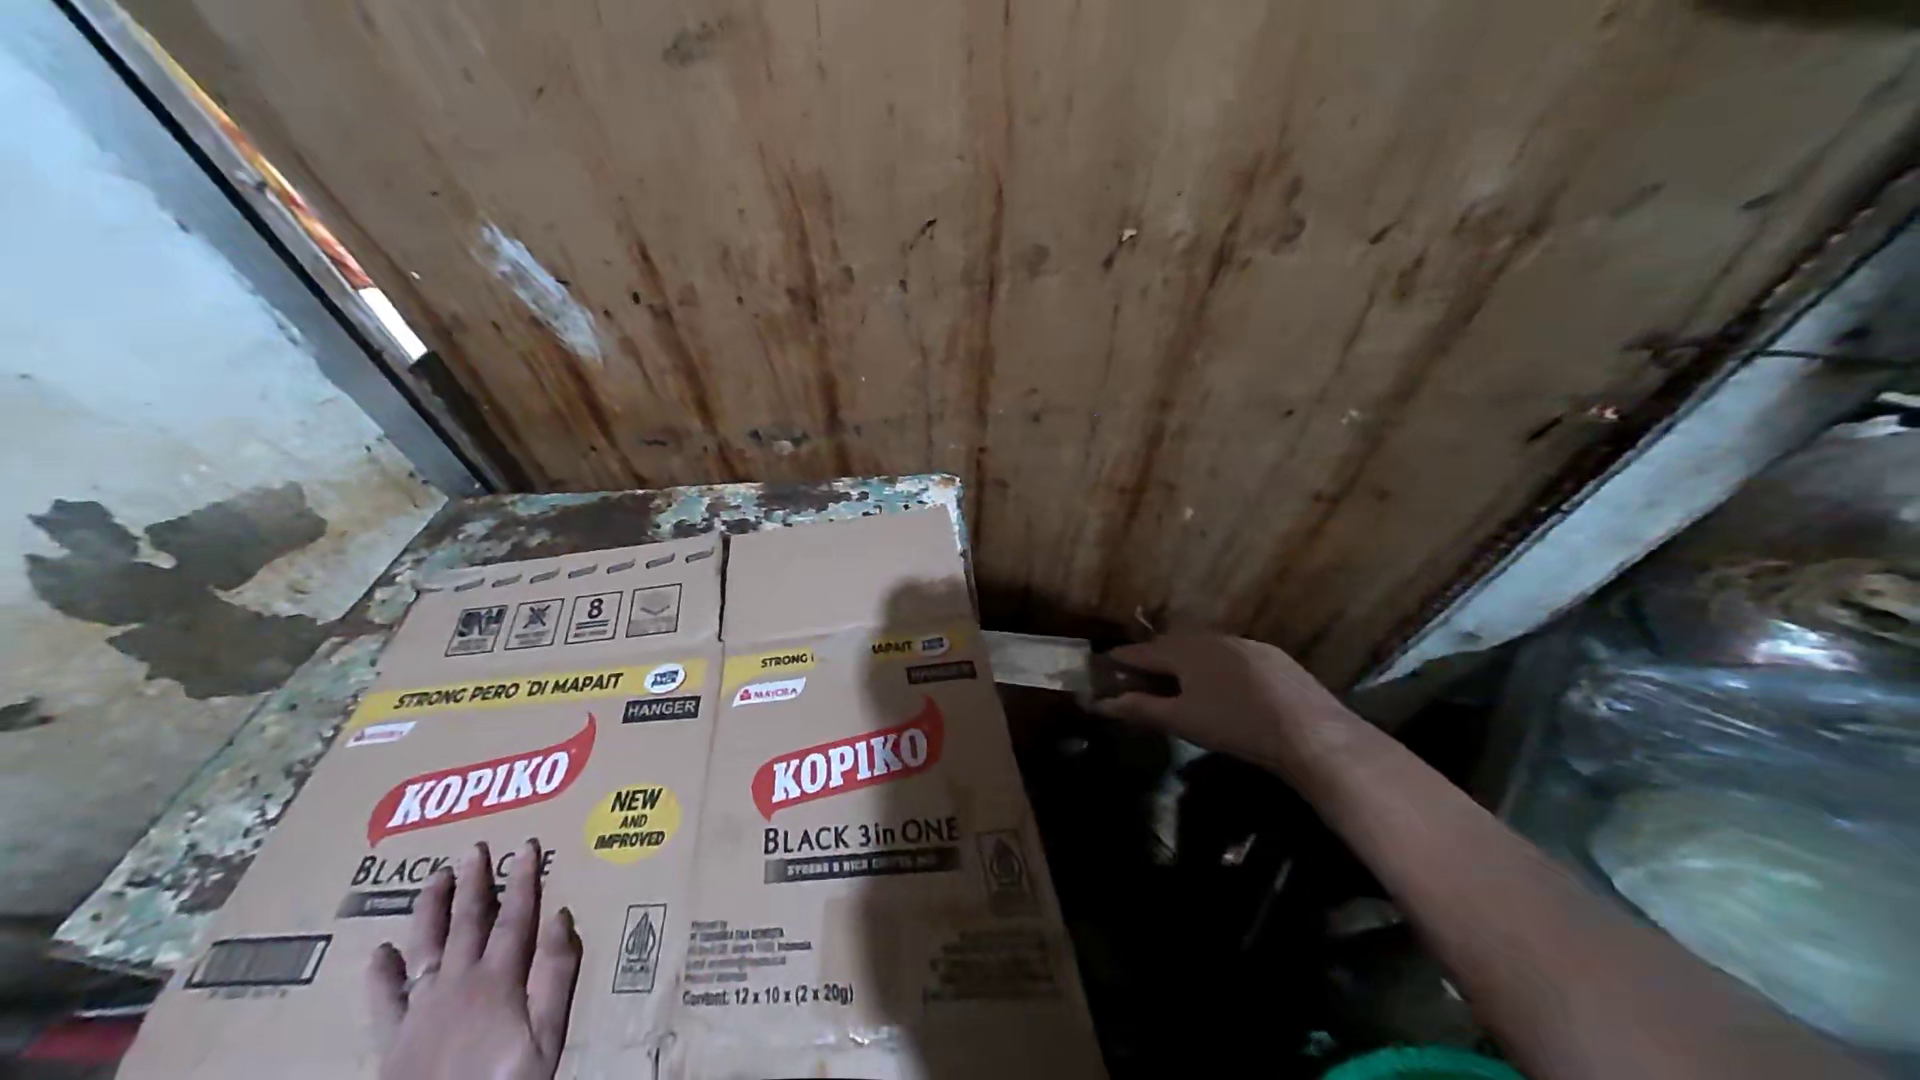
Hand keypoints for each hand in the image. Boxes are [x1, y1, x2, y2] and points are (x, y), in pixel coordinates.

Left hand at [366, 840, 581, 1079]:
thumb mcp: (548, 1035)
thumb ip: (556, 975)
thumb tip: (561, 917)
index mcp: (498, 978)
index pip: (516, 915)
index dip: (525, 878)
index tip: (529, 845)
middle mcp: (457, 982)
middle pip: (468, 921)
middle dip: (474, 882)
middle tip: (475, 847)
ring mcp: (421, 1009)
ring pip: (425, 945)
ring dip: (431, 909)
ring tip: (435, 877)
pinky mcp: (393, 1038)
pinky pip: (384, 998)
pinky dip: (381, 973)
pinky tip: (380, 951)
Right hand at [1095, 630, 1359, 771]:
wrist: (1310, 732)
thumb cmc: (1235, 726)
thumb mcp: (1182, 720)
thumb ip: (1141, 708)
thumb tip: (1103, 703)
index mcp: (1187, 650)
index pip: (1144, 651)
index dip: (1122, 658)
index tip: (1105, 662)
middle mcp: (1214, 638)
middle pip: (1174, 644)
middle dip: (1154, 657)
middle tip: (1140, 672)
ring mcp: (1247, 644)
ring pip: (1205, 647)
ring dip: (1187, 659)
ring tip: (1179, 678)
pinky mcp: (1273, 656)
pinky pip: (1232, 654)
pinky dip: (1216, 665)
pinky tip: (1223, 684)